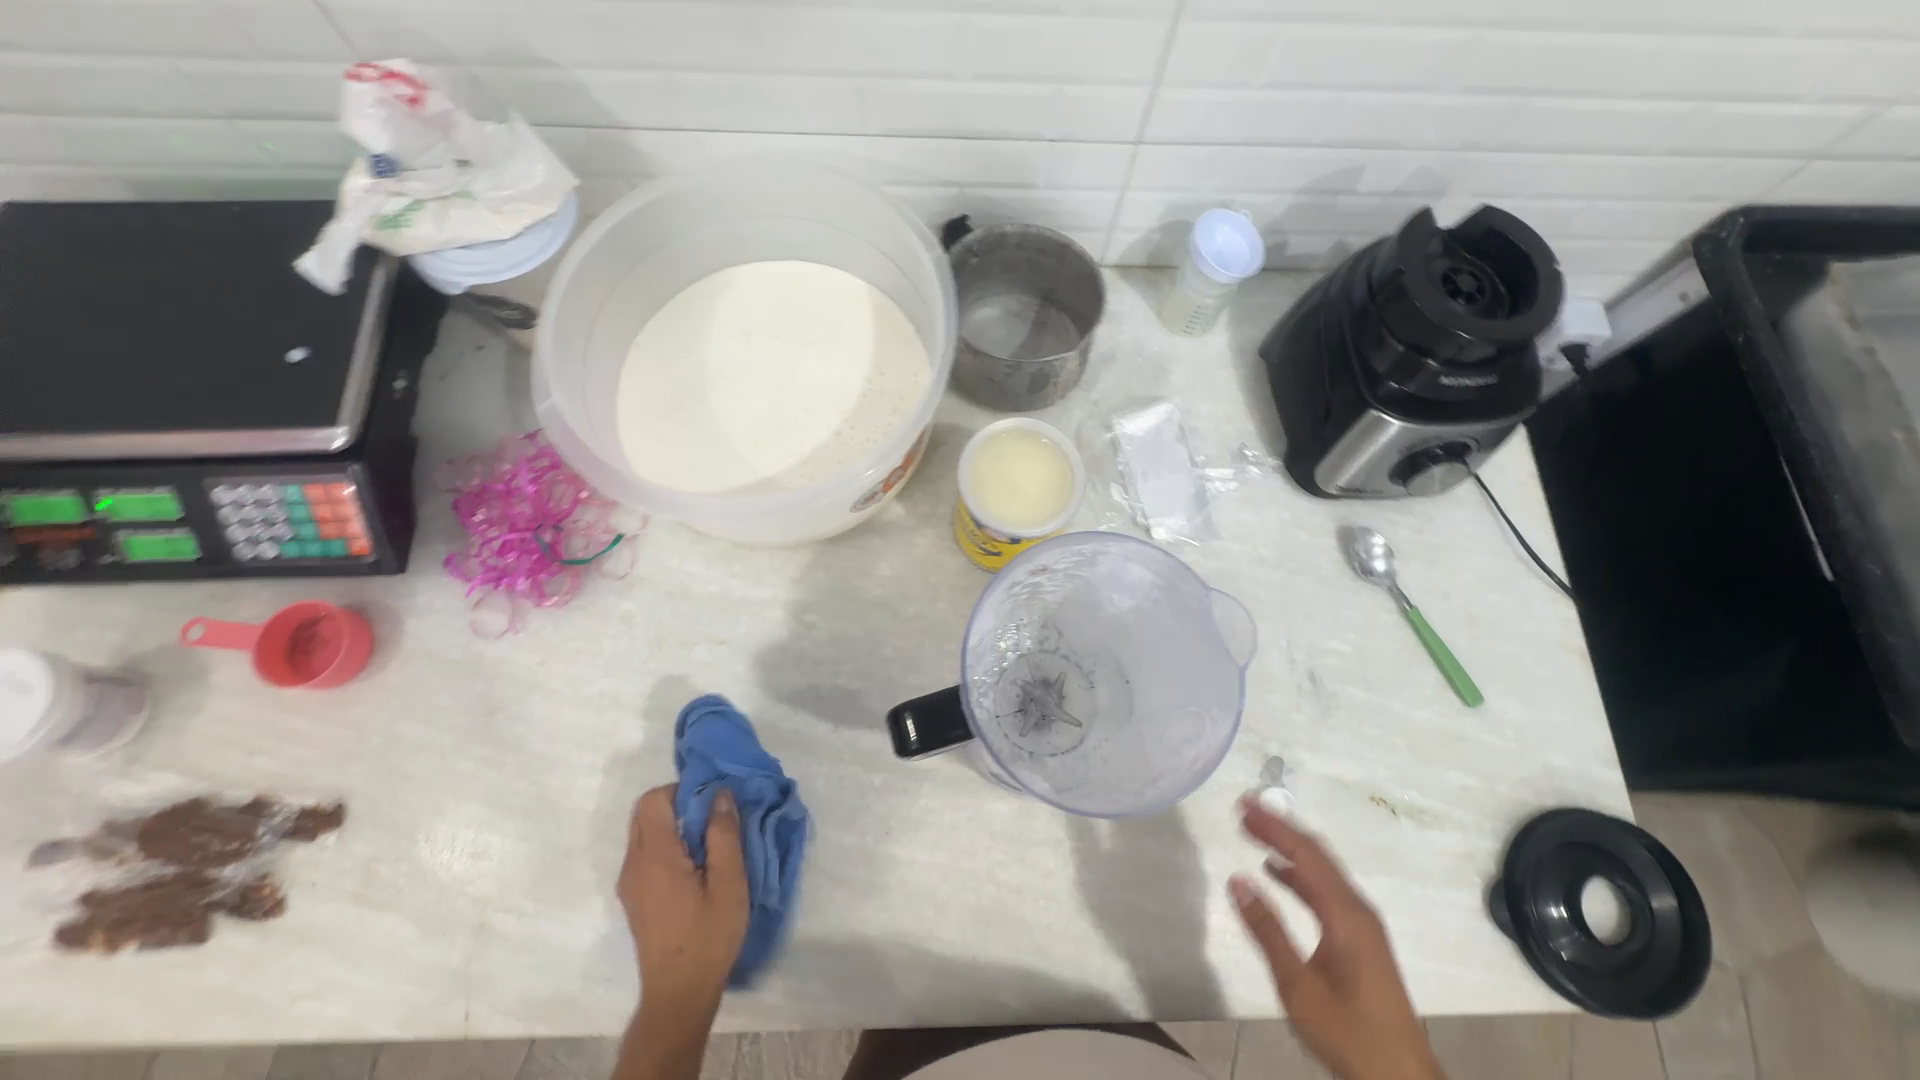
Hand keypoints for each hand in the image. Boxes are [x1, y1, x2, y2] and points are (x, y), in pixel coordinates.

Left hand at [618, 785, 749, 1017]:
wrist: (678, 993)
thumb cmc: (709, 936)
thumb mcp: (730, 883)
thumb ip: (724, 835)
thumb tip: (720, 795)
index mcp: (655, 856)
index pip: (653, 799)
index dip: (682, 790)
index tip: (712, 802)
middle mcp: (633, 864)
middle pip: (644, 813)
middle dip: (676, 805)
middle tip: (712, 820)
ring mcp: (629, 883)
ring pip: (643, 834)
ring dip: (671, 827)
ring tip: (707, 846)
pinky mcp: (633, 899)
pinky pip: (644, 856)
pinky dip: (666, 847)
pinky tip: (694, 871)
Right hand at [1229, 797, 1444, 1079]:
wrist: (1399, 1079)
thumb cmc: (1348, 1032)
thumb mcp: (1298, 985)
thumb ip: (1267, 931)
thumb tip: (1237, 880)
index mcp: (1346, 915)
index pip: (1305, 855)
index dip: (1273, 826)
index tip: (1243, 805)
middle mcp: (1357, 910)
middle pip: (1317, 856)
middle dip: (1280, 829)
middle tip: (1244, 811)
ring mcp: (1362, 925)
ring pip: (1322, 872)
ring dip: (1288, 850)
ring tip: (1254, 834)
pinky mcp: (1360, 940)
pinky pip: (1326, 891)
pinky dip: (1299, 875)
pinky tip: (1277, 875)